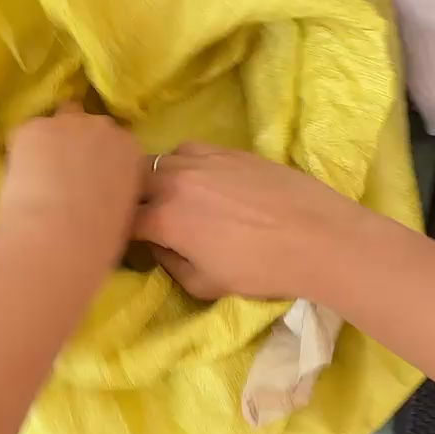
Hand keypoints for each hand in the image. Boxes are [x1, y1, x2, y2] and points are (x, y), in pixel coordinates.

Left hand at [0, 103, 144, 271]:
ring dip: (45, 144)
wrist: (58, 239)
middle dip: (73, 144)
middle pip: (84, 125)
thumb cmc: (97, 241)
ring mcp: (66, 124)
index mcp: (130, 149)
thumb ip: (114, 191)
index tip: (86, 178)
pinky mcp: (32, 129)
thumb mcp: (121, 215)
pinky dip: (17, 153)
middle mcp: (103, 127)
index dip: (96, 159)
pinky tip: (17, 179)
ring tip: (34, 176)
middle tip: (59, 176)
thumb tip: (100, 194)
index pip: (114, 142)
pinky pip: (22, 136)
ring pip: (52, 126)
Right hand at [134, 142, 353, 300]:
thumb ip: (170, 265)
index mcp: (165, 219)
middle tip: (137, 215)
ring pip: (157, 160)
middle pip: (130, 181)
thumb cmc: (262, 270)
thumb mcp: (206, 284)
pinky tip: (194, 178)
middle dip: (127, 198)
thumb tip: (157, 248)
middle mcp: (175, 181)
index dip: (115, 232)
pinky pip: (187, 149)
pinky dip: (180, 163)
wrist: (319, 238)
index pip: (122, 220)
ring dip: (151, 177)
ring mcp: (201, 160)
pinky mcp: (227, 150)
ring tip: (161, 193)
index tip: (120, 240)